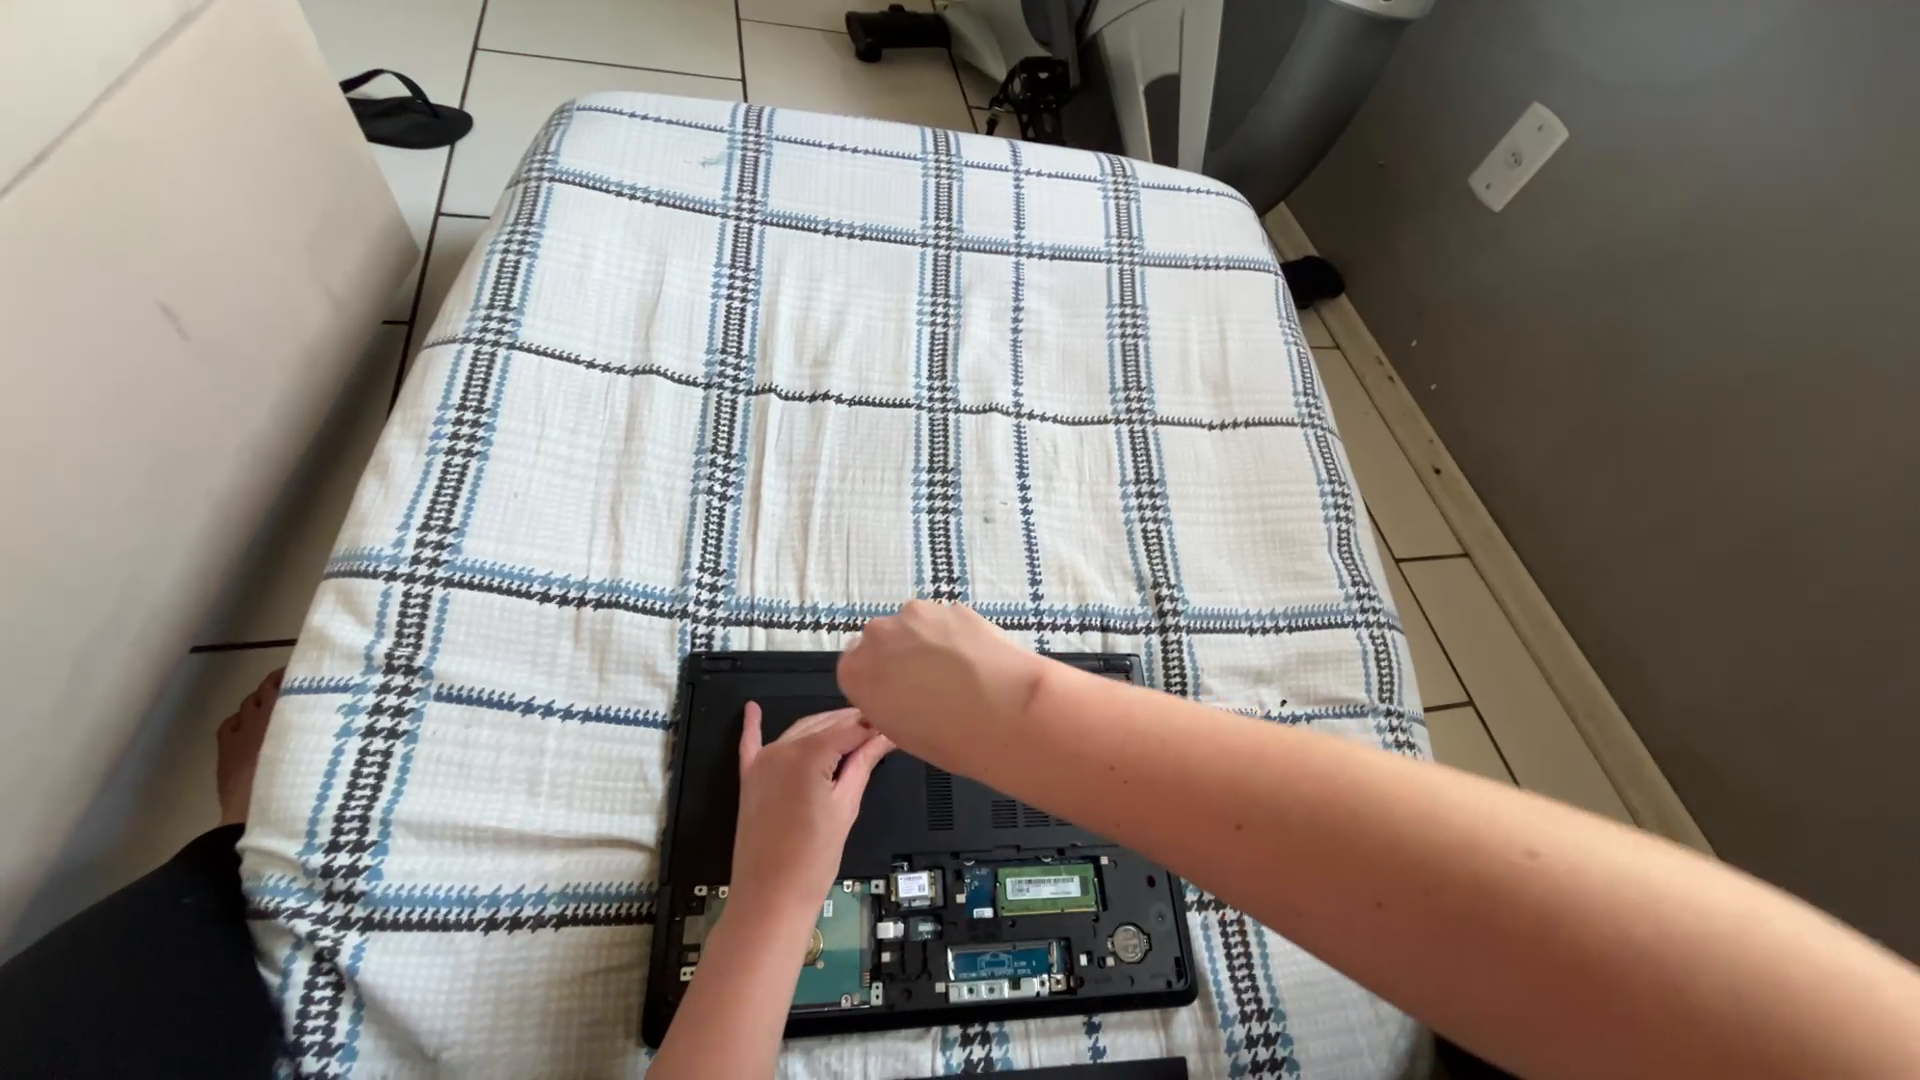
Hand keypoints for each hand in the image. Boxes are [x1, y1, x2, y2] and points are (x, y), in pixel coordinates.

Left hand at [728, 703, 892, 935]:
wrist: (770, 898)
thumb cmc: (813, 859)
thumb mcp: (846, 807)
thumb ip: (862, 764)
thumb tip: (884, 738)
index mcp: (809, 754)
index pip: (850, 728)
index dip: (874, 726)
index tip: (895, 724)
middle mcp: (782, 749)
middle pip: (825, 724)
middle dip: (853, 724)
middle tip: (881, 728)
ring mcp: (762, 762)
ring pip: (800, 730)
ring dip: (825, 727)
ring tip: (853, 728)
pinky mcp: (749, 778)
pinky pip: (751, 744)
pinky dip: (753, 726)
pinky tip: (753, 709)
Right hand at [837, 600, 1052, 765]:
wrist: (1001, 711)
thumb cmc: (947, 736)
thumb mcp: (899, 732)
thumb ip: (886, 703)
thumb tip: (899, 694)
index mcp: (855, 671)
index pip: (856, 667)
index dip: (880, 678)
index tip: (898, 691)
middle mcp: (877, 635)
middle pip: (883, 640)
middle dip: (902, 655)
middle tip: (930, 683)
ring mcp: (916, 615)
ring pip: (916, 625)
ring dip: (929, 641)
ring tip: (958, 671)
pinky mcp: (951, 606)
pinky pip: (947, 620)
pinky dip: (957, 635)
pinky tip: (977, 659)